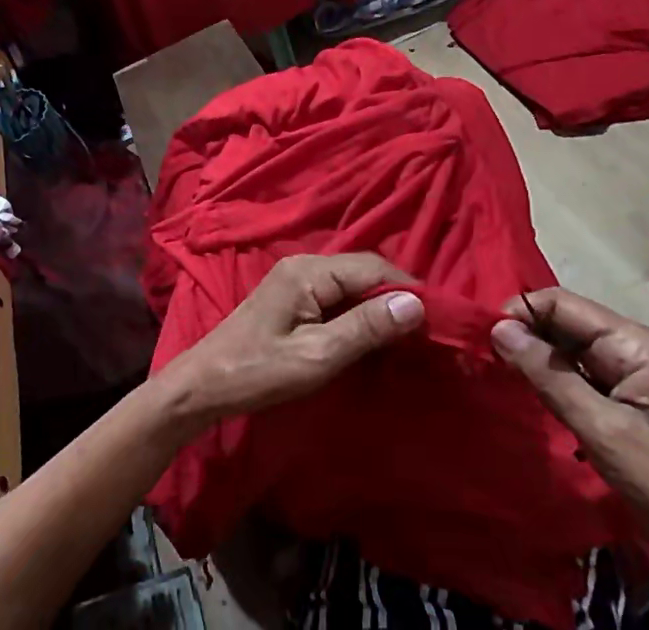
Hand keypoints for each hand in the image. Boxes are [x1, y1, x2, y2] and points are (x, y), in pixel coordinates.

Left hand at [153, 254, 424, 429]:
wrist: (206, 383)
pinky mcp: (293, 299)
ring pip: (353, 285)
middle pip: (365, 272)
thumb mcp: (317, 355)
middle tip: (430, 335)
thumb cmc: (258, 371)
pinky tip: (375, 337)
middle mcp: (303, 265)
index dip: (411, 291)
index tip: (443, 323)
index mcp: (308, 271)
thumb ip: (365, 328)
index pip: (374, 268)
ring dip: (381, 307)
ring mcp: (296, 280)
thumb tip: (416, 303)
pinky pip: (338, 296)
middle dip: (399, 299)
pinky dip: (361, 313)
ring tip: (410, 339)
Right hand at [491, 290, 648, 573]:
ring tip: (504, 378)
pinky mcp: (621, 395)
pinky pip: (572, 371)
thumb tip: (497, 328)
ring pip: (562, 346)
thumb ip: (547, 375)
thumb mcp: (602, 430)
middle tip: (489, 362)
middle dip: (522, 336)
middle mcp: (630, 346)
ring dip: (532, 359)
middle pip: (560, 321)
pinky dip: (547, 379)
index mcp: (634, 344)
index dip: (519, 313)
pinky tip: (530, 394)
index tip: (487, 341)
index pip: (560, 303)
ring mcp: (627, 371)